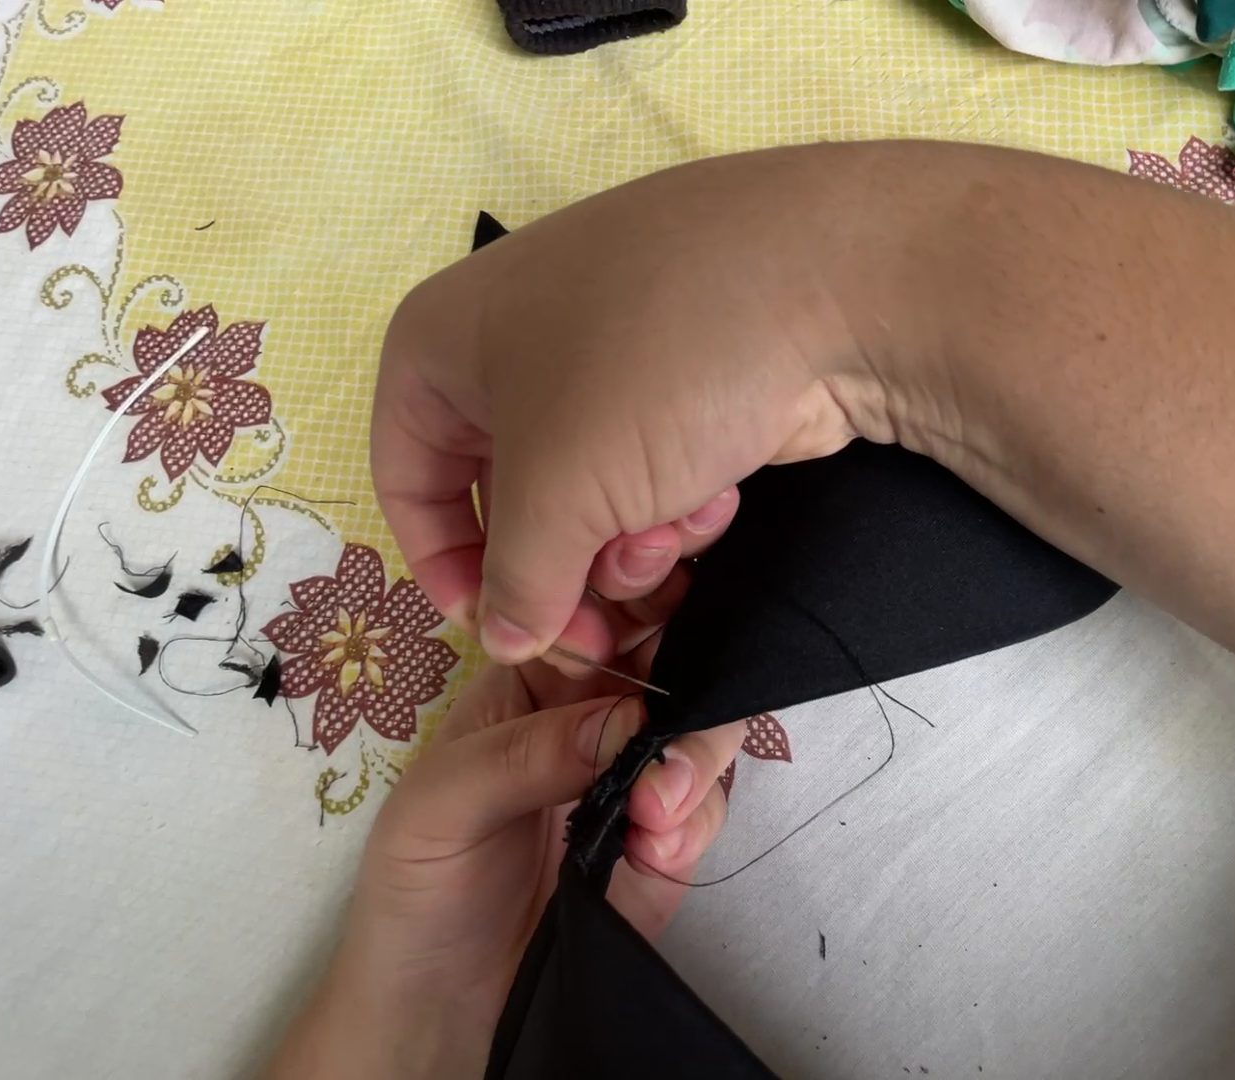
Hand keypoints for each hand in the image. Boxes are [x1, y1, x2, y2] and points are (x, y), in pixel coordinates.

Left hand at [260, 585, 745, 1079]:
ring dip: (696, 760)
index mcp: (544, 677)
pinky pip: (711, 799)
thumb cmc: (424, 879)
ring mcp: (643, 768)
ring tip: (656, 815)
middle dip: (690, 690)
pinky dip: (696, 819)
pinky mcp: (673, 828)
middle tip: (668, 749)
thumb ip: (531, 749)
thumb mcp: (445, 799)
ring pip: (708, 726)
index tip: (666, 632)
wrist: (451, 1003)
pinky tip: (654, 852)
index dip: (644, 606)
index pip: (605, 615)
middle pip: (677, 663)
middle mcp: (604, 710)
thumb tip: (632, 718)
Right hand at [372, 143, 936, 665]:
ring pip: (593, 507)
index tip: (499, 631)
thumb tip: (501, 638)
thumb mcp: (558, 486)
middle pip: (515, 507)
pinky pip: (656, 486)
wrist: (823, 293)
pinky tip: (717, 496)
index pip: (410, 482)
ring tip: (673, 534)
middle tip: (604, 634)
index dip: (446, 568)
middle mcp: (522, 355)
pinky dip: (681, 511)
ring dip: (632, 548)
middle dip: (564, 572)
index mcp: (447, 347)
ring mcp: (613, 373)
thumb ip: (517, 578)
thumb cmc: (649, 371)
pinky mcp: (685, 401)